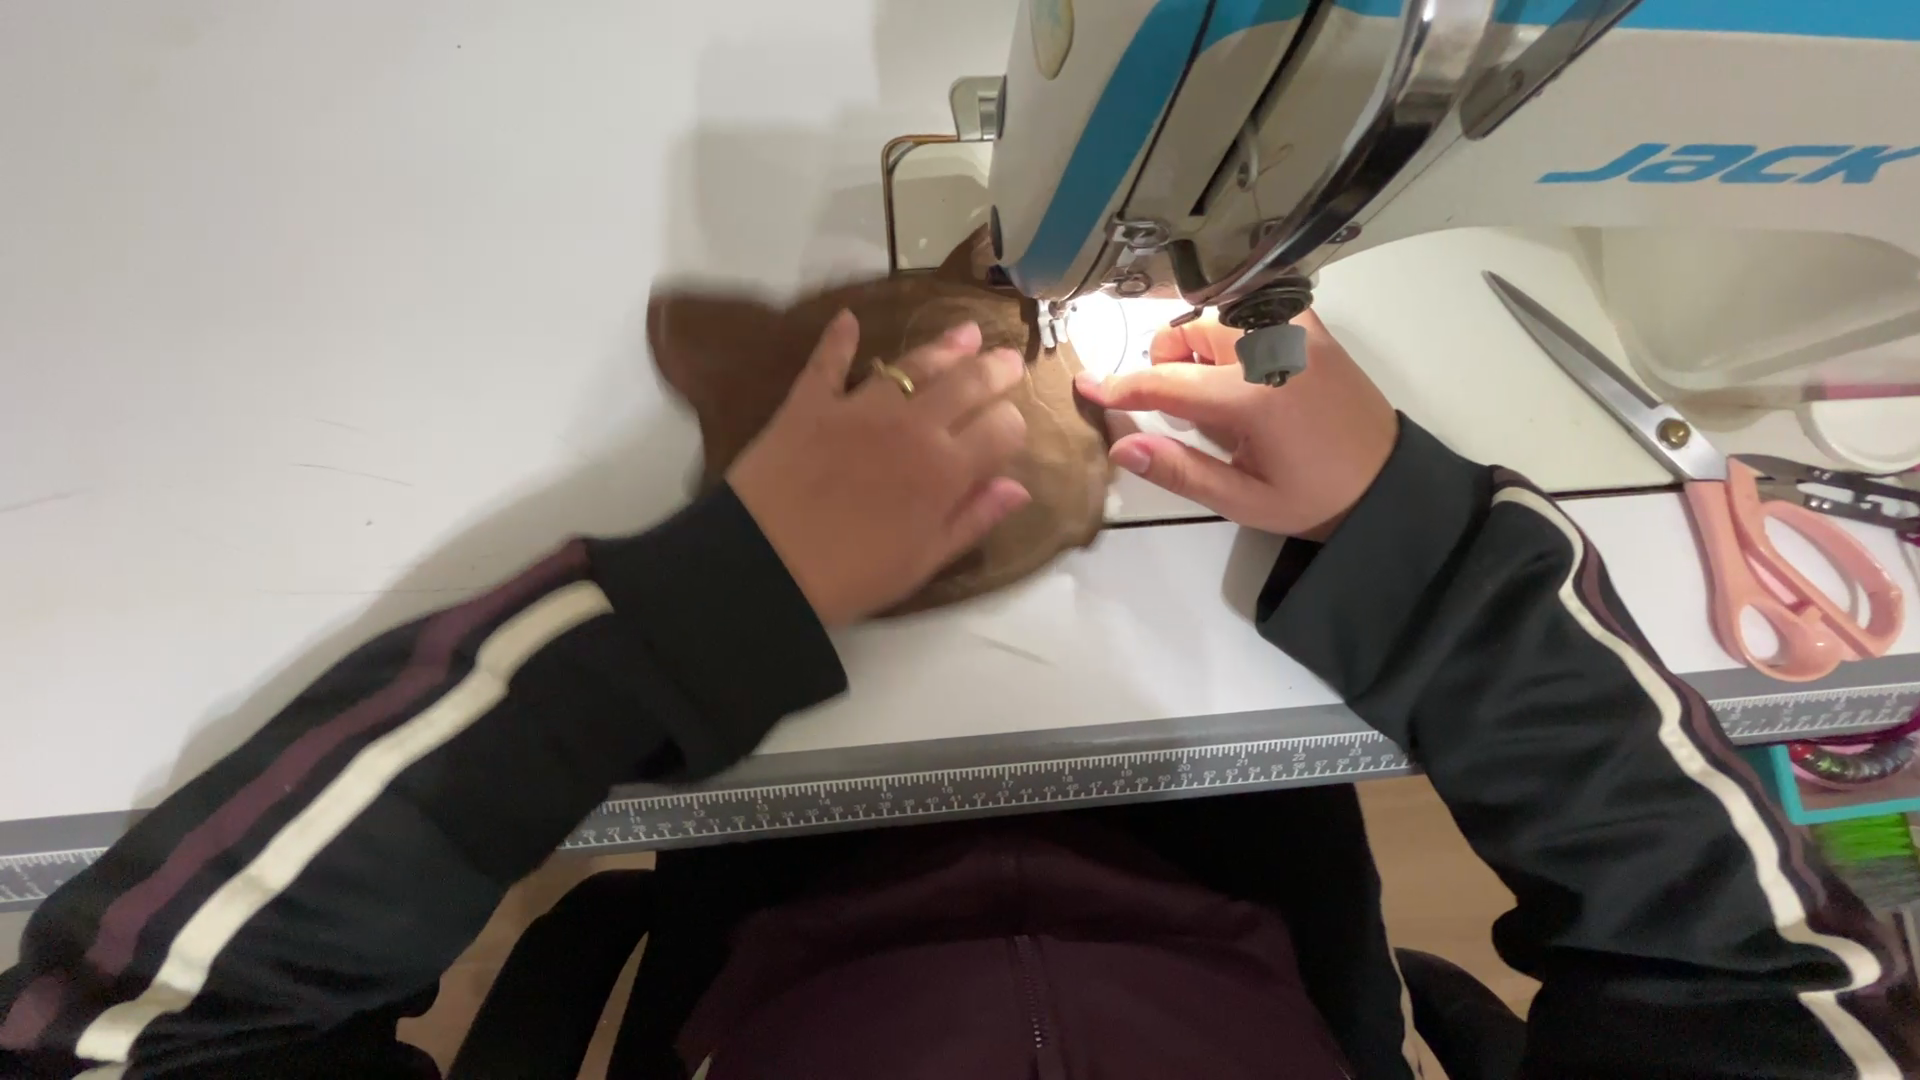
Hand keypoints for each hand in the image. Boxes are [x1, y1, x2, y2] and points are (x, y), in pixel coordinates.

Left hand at [729, 312, 1030, 624]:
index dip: (1014, 425)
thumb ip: (973, 519)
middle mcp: (912, 426)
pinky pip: (829, 361)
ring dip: (944, 347)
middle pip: (966, 384)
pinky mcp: (811, 402)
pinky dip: (839, 339)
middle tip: (1008, 360)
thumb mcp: (923, 561)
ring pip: (913, 365)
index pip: (1001, 429)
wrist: (764, 564)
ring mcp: (860, 407)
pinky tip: (848, 319)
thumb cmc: (852, 576)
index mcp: (945, 470)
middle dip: (994, 369)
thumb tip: (1019, 487)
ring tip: (966, 334)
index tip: (1012, 431)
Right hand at [1076, 310, 1396, 540]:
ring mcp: (1295, 328)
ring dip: (1196, 348)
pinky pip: (1246, 312)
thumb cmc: (1312, 498)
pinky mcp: (1309, 324)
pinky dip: (1227, 336)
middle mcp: (1273, 347)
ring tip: (1220, 394)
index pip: (1165, 382)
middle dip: (1168, 365)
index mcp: (1255, 396)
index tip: (1085, 385)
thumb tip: (1119, 445)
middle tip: (1190, 411)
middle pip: (1185, 332)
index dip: (1119, 386)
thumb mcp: (1241, 500)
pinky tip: (1245, 373)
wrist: (1387, 480)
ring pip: (1213, 316)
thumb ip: (1178, 470)